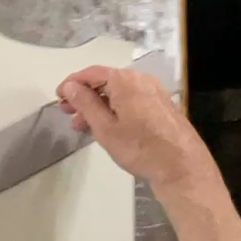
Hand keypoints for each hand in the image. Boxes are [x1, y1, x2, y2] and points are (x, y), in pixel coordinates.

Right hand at [56, 66, 218, 192]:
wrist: (182, 167)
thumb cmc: (139, 147)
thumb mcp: (105, 128)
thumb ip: (85, 104)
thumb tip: (70, 86)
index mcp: (125, 81)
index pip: (91, 73)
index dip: (72, 83)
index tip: (58, 97)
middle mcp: (141, 80)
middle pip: (106, 81)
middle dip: (84, 96)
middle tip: (67, 113)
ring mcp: (154, 92)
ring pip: (118, 93)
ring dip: (98, 106)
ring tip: (83, 126)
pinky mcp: (162, 106)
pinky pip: (131, 100)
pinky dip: (114, 109)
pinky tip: (106, 127)